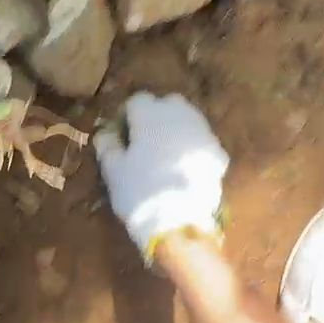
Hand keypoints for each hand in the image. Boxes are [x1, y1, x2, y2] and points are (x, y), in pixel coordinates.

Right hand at [94, 93, 229, 261]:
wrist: (178, 222)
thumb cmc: (138, 191)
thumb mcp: (112, 170)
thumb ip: (107, 146)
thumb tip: (105, 133)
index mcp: (151, 116)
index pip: (137, 101)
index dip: (127, 116)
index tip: (121, 134)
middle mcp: (180, 116)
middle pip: (168, 104)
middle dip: (156, 116)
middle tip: (144, 141)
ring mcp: (203, 134)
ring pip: (188, 120)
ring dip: (175, 130)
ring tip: (164, 155)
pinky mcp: (218, 153)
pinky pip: (201, 142)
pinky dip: (191, 148)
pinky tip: (182, 169)